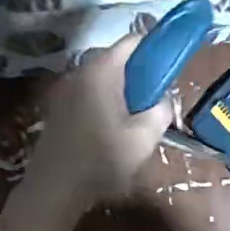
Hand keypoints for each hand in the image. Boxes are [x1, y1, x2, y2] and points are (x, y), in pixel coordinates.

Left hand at [27, 37, 176, 205]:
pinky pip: (93, 92)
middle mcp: (81, 72)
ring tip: (142, 113)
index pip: (133, 42)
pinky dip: (110, 100)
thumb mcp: (144, 139)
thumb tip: (163, 98)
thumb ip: (160, 111)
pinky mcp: (62, 107)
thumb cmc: (102, 160)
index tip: (173, 65)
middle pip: (118, 59)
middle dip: (142, 72)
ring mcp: (68, 89)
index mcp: (102, 72)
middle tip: (160, 96)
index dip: (156, 48)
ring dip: (126, 89)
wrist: (55, 188)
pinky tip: (119, 125)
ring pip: (105, 78)